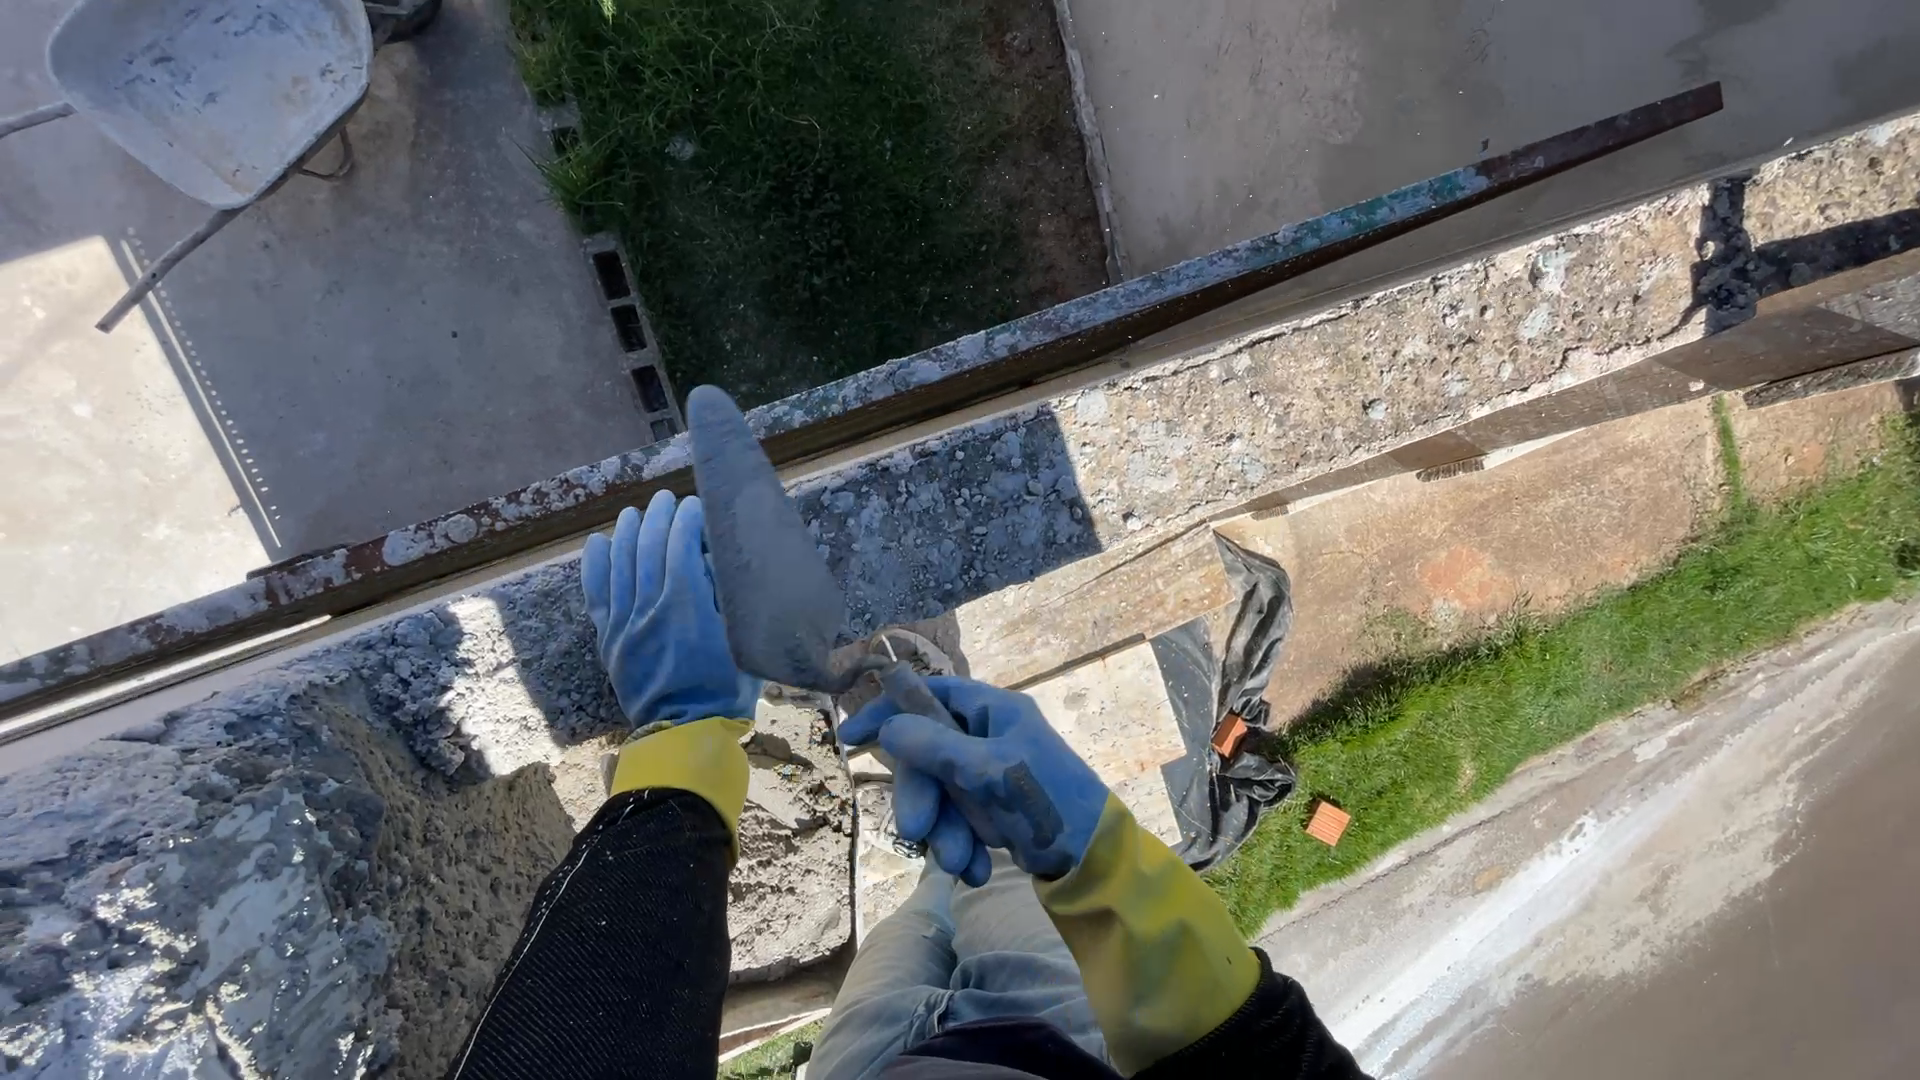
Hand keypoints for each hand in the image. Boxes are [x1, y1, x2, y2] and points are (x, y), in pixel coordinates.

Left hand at [581, 490, 760, 726]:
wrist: (686, 731)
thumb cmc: (727, 687)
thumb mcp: (743, 640)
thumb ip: (730, 600)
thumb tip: (717, 563)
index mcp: (687, 605)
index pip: (681, 546)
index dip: (687, 520)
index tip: (697, 506)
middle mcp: (650, 607)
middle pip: (650, 548)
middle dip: (659, 517)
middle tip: (669, 499)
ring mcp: (625, 623)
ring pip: (621, 564)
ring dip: (629, 532)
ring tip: (637, 511)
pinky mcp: (609, 638)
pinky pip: (597, 593)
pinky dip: (597, 565)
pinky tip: (600, 542)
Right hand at [840, 676, 1109, 885]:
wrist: (1094, 863)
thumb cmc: (1048, 804)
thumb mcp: (990, 773)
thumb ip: (937, 748)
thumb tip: (888, 728)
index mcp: (993, 711)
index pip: (930, 694)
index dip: (889, 709)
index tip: (852, 737)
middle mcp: (987, 735)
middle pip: (927, 753)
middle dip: (922, 796)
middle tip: (916, 830)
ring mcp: (987, 773)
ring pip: (938, 792)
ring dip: (943, 830)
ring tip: (961, 863)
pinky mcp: (990, 807)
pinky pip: (955, 818)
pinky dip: (961, 844)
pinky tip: (977, 869)